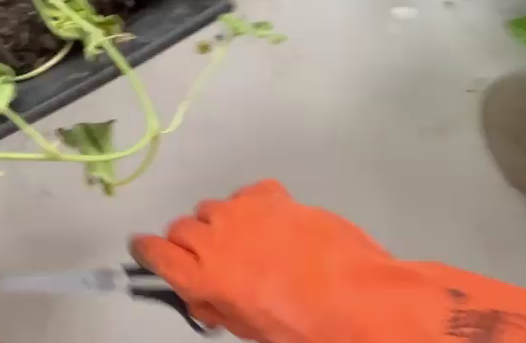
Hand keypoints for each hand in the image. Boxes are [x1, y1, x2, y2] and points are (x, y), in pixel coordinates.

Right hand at [132, 180, 525, 342]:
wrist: (375, 308)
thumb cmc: (316, 335)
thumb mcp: (258, 335)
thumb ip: (221, 309)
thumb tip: (205, 299)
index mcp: (203, 274)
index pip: (150, 251)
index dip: (150, 255)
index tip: (155, 260)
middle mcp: (211, 235)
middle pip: (180, 229)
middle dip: (194, 247)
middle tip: (223, 270)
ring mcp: (240, 211)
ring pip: (213, 211)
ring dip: (225, 228)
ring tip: (257, 250)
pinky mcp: (270, 196)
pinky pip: (249, 197)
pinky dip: (256, 210)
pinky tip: (279, 230)